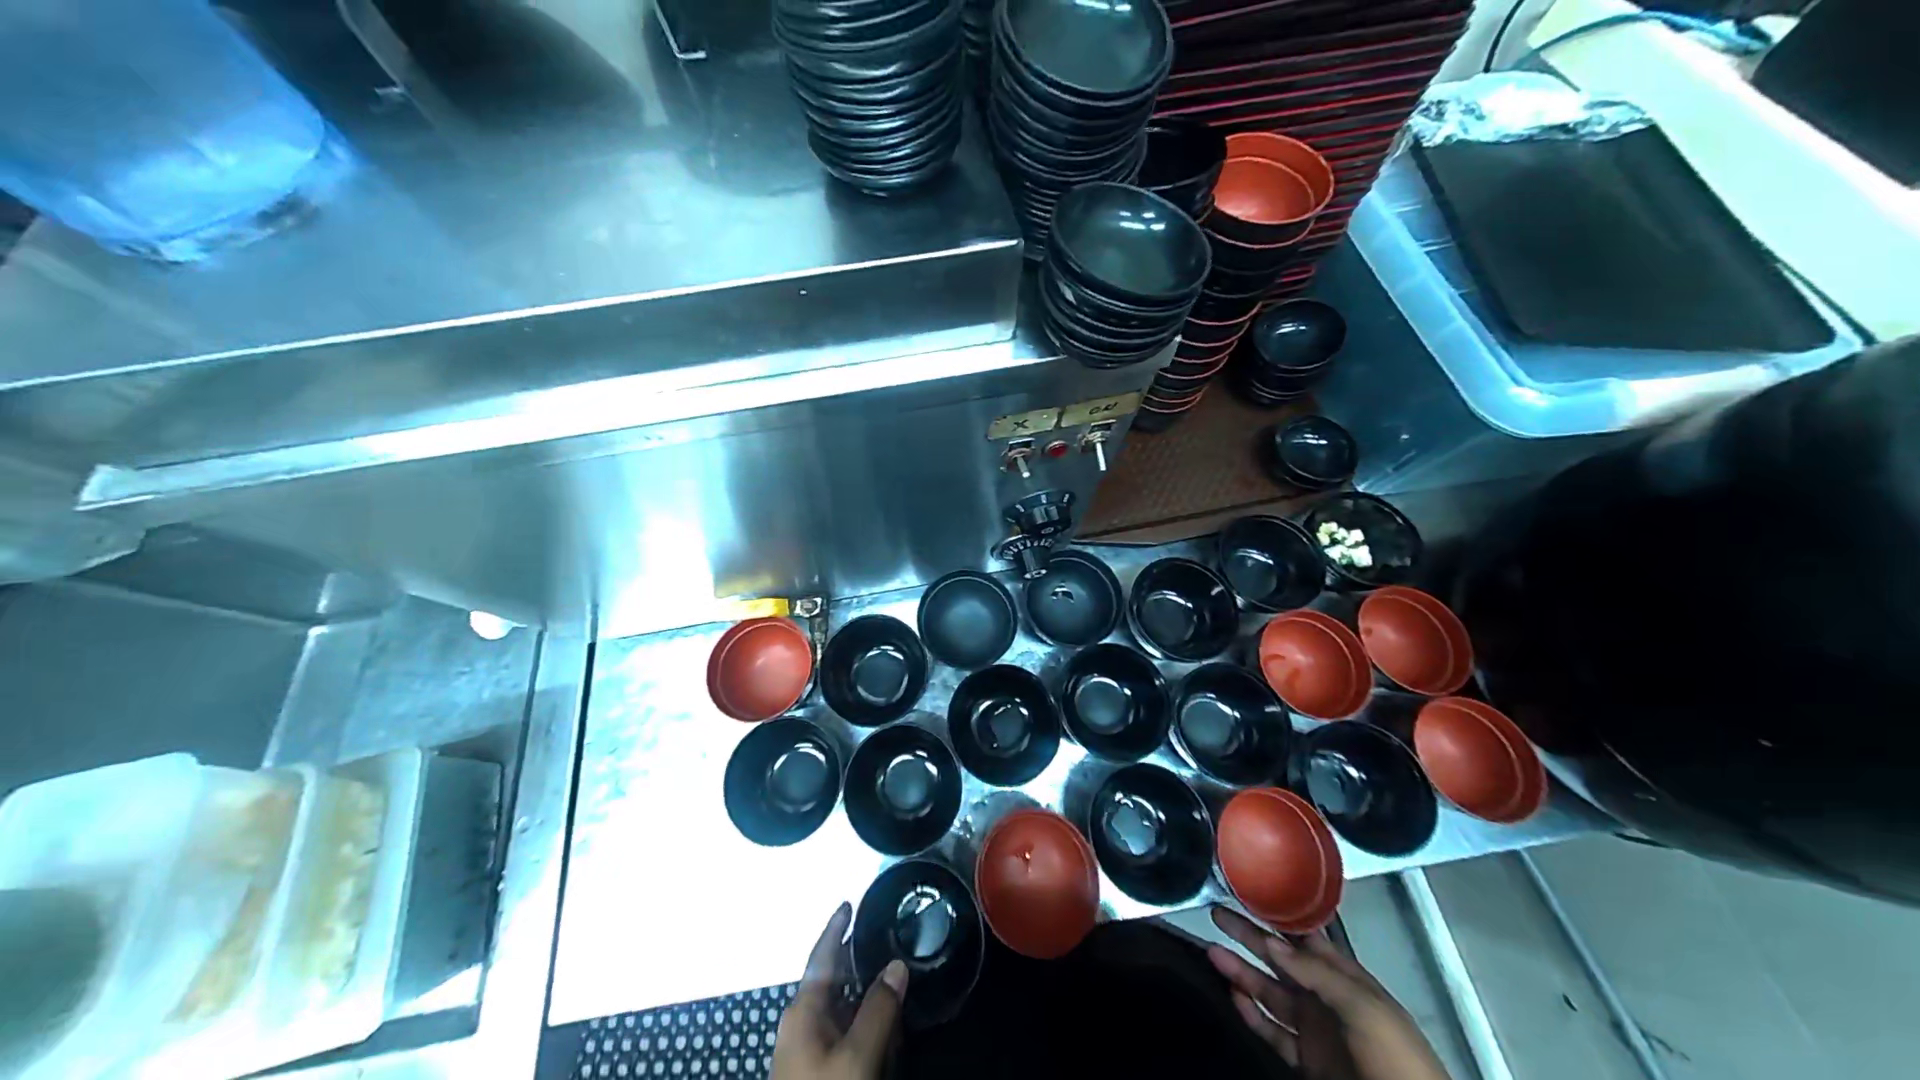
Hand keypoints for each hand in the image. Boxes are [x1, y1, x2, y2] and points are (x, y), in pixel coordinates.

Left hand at [772, 903, 908, 1079]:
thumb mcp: (857, 1057)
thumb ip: (878, 1009)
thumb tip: (896, 965)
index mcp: (802, 1012)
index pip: (821, 957)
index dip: (835, 929)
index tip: (848, 902)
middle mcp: (800, 1025)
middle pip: (829, 980)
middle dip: (854, 959)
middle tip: (882, 937)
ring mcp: (805, 1051)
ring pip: (836, 1007)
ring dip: (860, 991)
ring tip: (888, 973)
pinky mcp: (815, 1071)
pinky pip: (839, 1032)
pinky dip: (859, 1019)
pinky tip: (880, 1023)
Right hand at [1206, 906, 1452, 1079]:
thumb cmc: (1395, 1055)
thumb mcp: (1364, 1007)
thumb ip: (1317, 973)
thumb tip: (1271, 941)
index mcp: (1346, 978)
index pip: (1305, 940)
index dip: (1277, 918)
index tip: (1247, 896)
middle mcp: (1326, 997)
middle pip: (1280, 962)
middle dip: (1250, 937)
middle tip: (1217, 914)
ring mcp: (1315, 1029)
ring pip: (1270, 994)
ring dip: (1242, 973)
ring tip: (1212, 952)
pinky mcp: (1305, 1060)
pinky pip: (1272, 1032)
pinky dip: (1251, 1014)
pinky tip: (1234, 997)